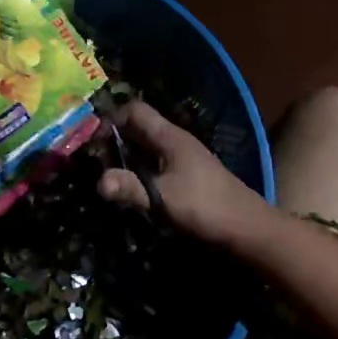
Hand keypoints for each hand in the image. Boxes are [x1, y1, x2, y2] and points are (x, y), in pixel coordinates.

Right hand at [97, 101, 267, 244]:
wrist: (247, 227)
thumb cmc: (206, 206)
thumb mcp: (164, 198)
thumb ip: (130, 188)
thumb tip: (98, 182)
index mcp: (170, 137)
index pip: (135, 111)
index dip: (111, 118)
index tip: (91, 138)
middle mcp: (174, 141)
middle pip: (138, 128)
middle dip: (114, 137)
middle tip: (90, 155)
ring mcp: (181, 158)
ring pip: (146, 147)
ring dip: (125, 154)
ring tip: (102, 170)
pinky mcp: (185, 176)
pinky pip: (154, 163)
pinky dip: (138, 168)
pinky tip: (128, 185)